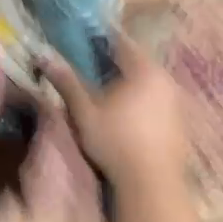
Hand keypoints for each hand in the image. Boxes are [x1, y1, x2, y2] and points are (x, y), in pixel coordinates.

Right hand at [40, 38, 185, 185]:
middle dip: (114, 60)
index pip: (121, 41)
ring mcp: (176, 100)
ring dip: (128, 80)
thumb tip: (42, 55)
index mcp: (143, 70)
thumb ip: (66, 81)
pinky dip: (141, 98)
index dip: (100, 38)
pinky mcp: (180, 120)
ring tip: (106, 89)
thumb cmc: (115, 141)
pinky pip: (157, 98)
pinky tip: (126, 112)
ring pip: (148, 80)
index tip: (81, 39)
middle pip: (137, 60)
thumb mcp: (84, 111)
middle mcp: (165, 79)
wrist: (152, 183)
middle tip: (90, 64)